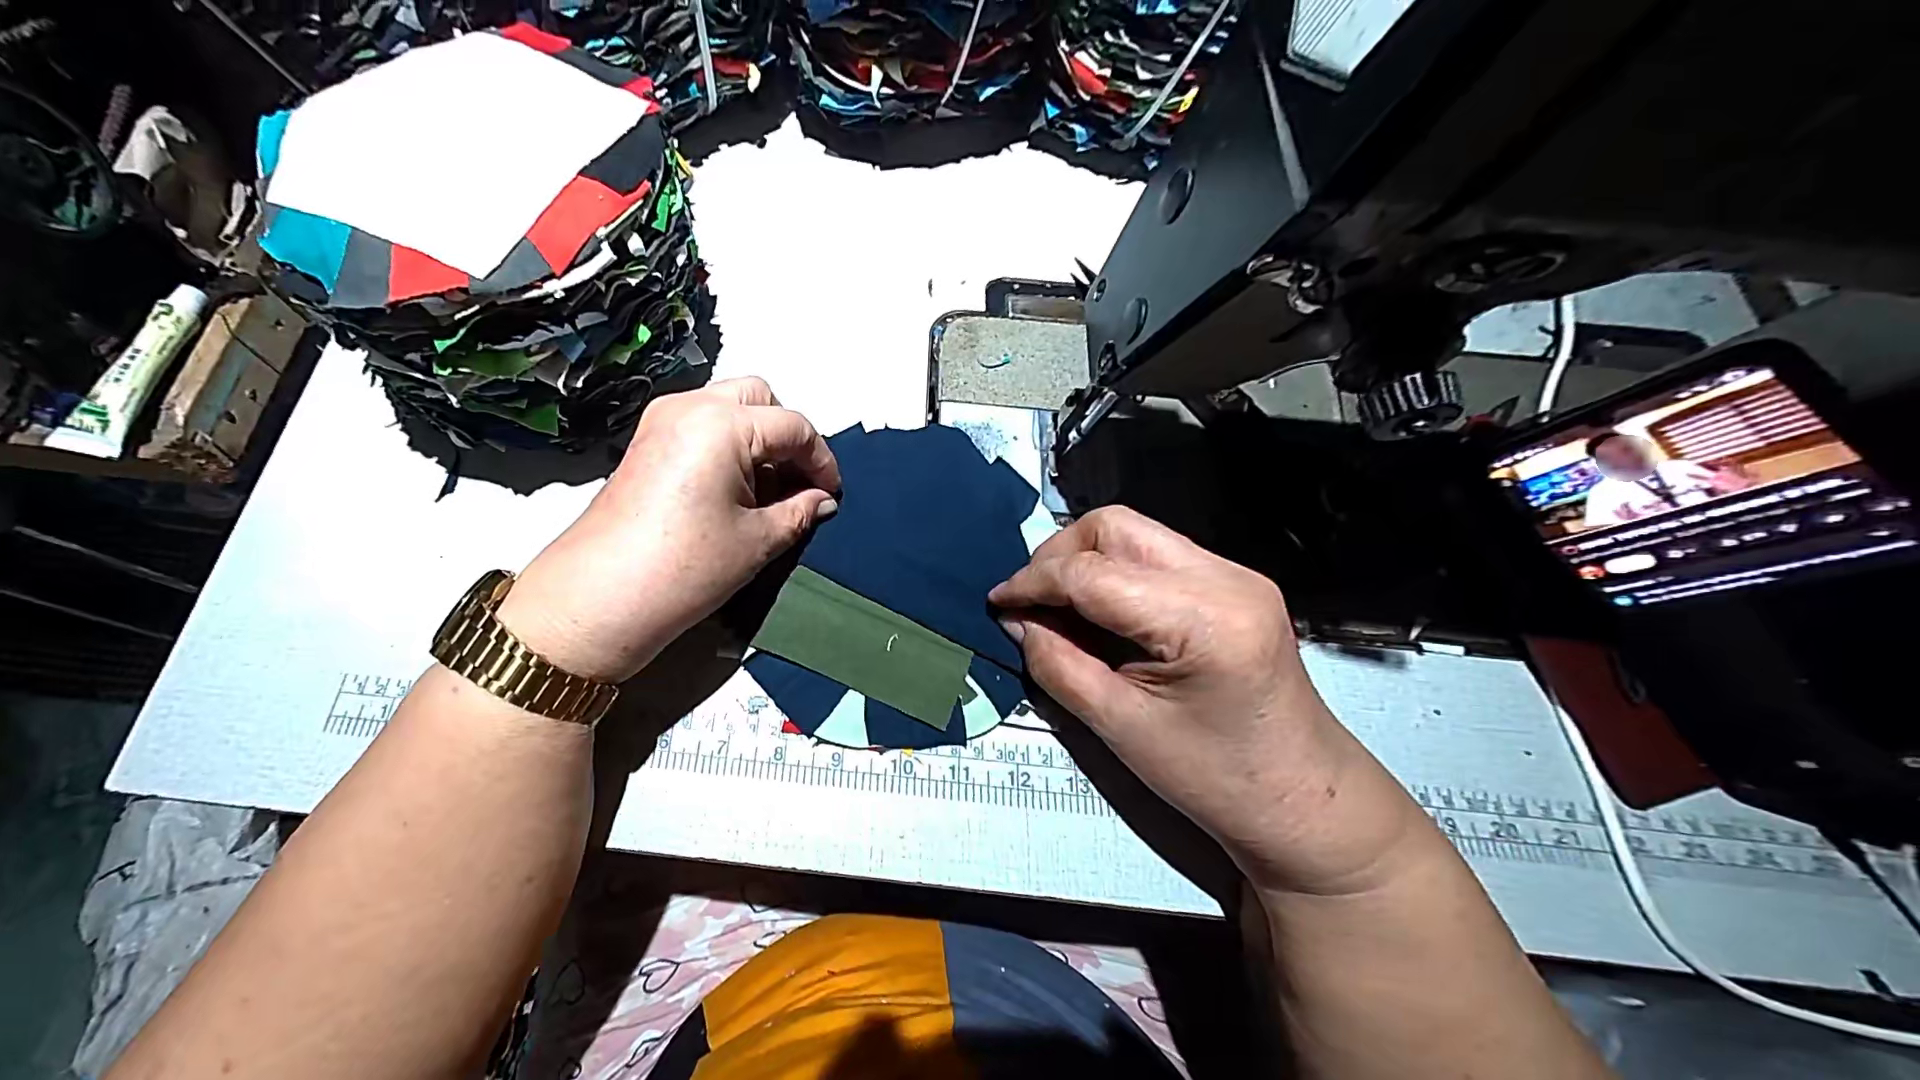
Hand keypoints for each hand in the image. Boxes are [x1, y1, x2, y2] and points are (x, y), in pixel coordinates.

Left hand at [496, 377, 839, 682]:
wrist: (598, 600)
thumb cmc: (674, 570)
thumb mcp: (758, 541)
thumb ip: (800, 511)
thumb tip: (820, 501)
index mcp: (721, 425)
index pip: (794, 426)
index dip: (821, 461)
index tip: (829, 492)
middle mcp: (688, 409)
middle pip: (760, 399)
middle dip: (788, 437)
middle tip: (801, 482)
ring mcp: (661, 424)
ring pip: (730, 408)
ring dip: (759, 440)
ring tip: (771, 493)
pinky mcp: (648, 445)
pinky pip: (703, 426)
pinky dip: (730, 447)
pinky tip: (739, 492)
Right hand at [989, 507, 1426, 896]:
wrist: (1302, 801)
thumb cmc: (1214, 779)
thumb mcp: (1120, 726)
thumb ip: (1058, 663)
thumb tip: (1017, 619)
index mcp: (1203, 616)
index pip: (1092, 571)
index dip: (1033, 582)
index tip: (998, 603)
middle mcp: (1225, 577)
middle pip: (1115, 526)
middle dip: (1058, 555)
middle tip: (1029, 601)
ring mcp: (1236, 574)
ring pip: (1135, 532)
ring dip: (1084, 559)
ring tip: (1057, 605)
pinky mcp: (1234, 584)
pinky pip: (1156, 554)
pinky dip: (1113, 571)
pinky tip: (1097, 609)